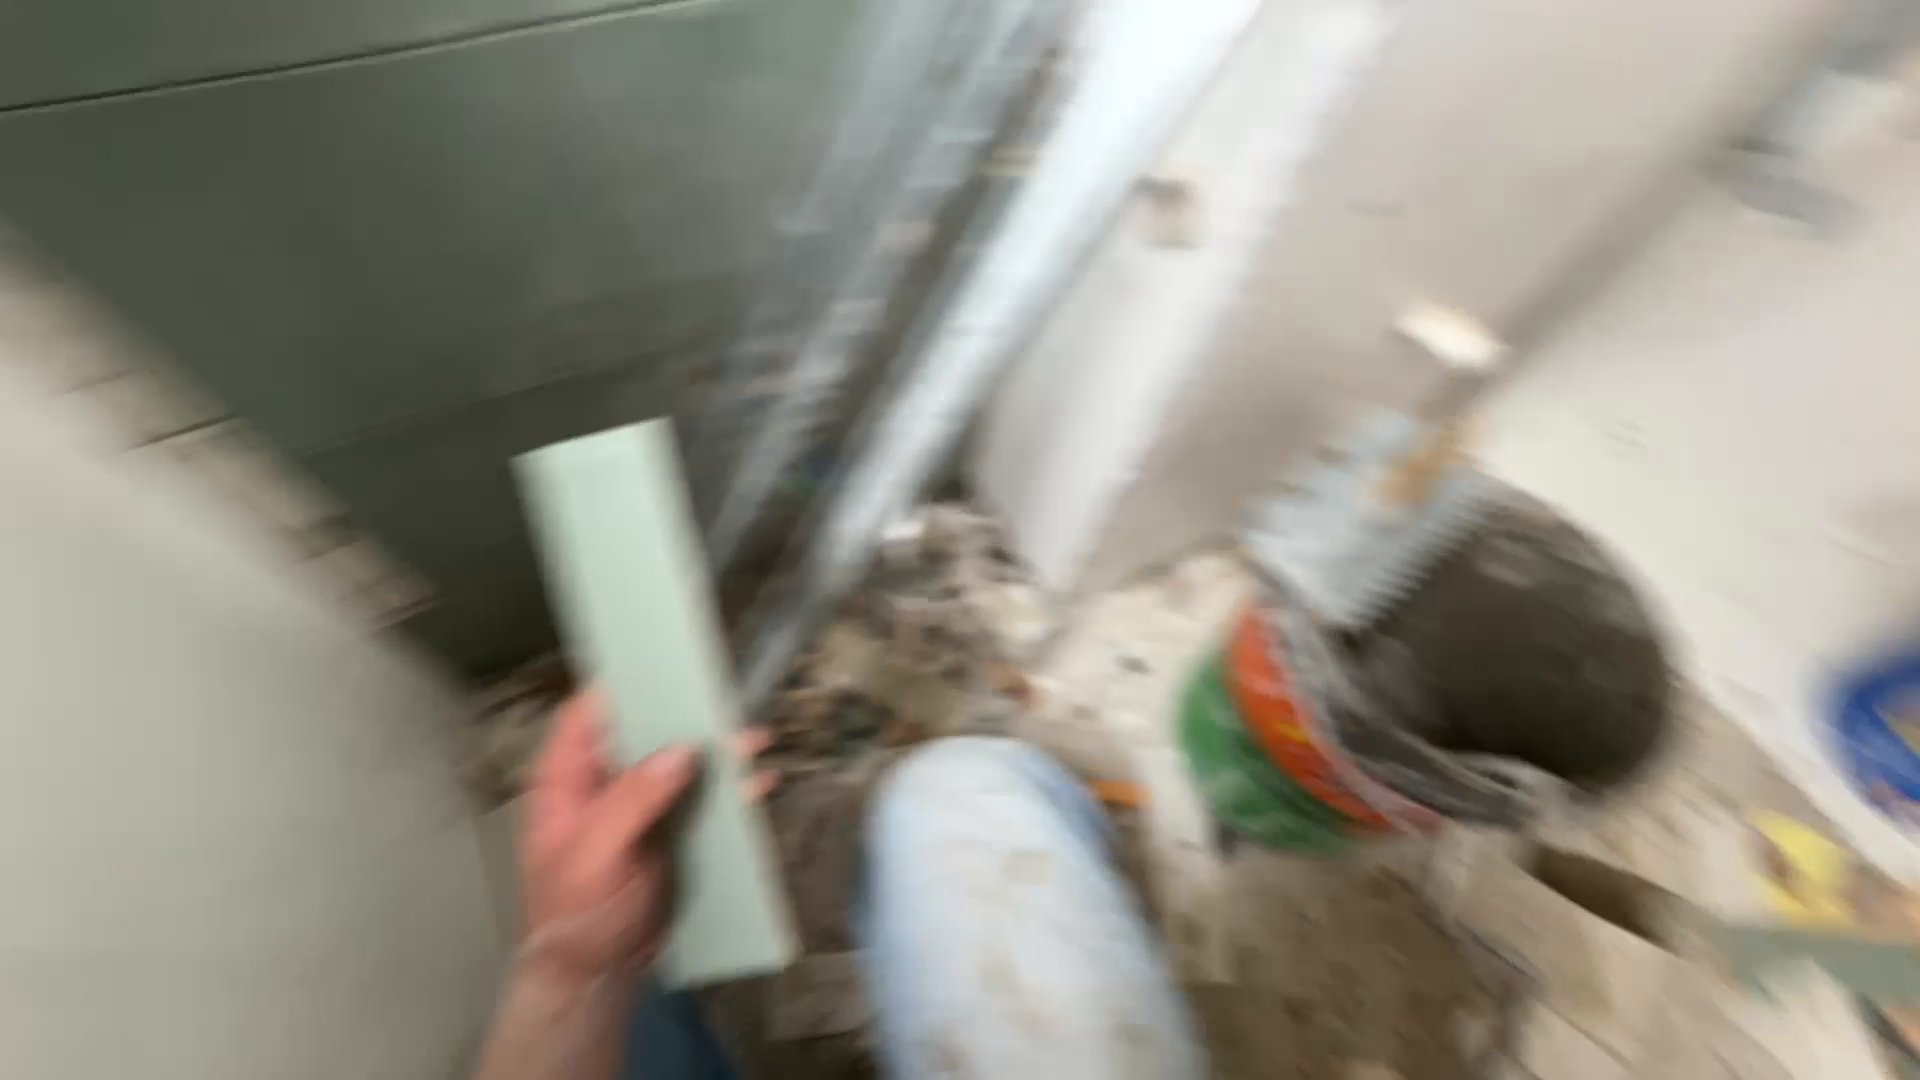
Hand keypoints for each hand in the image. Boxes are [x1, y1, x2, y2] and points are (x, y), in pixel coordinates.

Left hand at [517, 687, 774, 984]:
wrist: (600, 973)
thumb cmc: (578, 912)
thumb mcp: (596, 854)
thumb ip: (634, 799)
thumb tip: (682, 749)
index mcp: (569, 781)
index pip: (586, 716)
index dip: (618, 687)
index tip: (660, 664)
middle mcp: (607, 781)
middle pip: (645, 730)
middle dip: (685, 714)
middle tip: (722, 698)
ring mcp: (643, 803)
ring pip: (682, 759)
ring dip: (718, 749)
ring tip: (755, 739)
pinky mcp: (674, 825)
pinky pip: (706, 795)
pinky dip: (734, 786)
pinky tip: (761, 781)